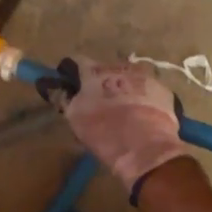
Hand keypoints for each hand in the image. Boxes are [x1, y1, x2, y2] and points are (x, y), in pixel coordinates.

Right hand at [61, 58, 190, 197]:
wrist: (147, 150)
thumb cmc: (104, 133)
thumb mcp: (75, 117)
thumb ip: (62, 97)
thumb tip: (49, 84)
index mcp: (93, 71)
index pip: (75, 61)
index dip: (70, 73)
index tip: (69, 87)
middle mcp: (118, 66)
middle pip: (103, 69)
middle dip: (99, 82)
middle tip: (98, 104)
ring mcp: (143, 75)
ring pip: (126, 77)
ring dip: (121, 88)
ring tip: (123, 112)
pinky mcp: (162, 89)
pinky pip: (146, 89)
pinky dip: (142, 98)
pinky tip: (142, 116)